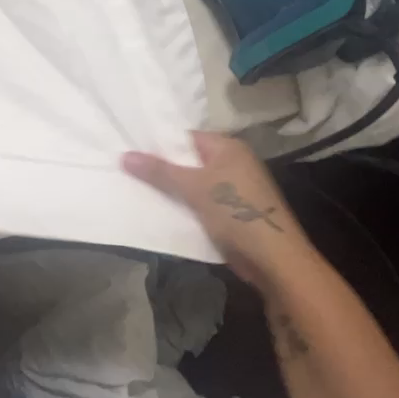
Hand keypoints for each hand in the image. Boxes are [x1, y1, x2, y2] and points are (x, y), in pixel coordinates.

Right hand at [122, 132, 319, 290]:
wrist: (274, 260)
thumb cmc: (237, 212)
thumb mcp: (194, 188)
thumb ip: (159, 171)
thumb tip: (124, 155)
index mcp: (228, 149)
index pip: (186, 137)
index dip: (158, 143)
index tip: (129, 149)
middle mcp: (232, 164)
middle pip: (187, 161)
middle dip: (160, 168)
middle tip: (125, 169)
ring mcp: (232, 190)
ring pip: (191, 184)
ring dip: (168, 189)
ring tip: (133, 188)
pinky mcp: (230, 213)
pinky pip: (197, 203)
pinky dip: (181, 206)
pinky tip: (157, 209)